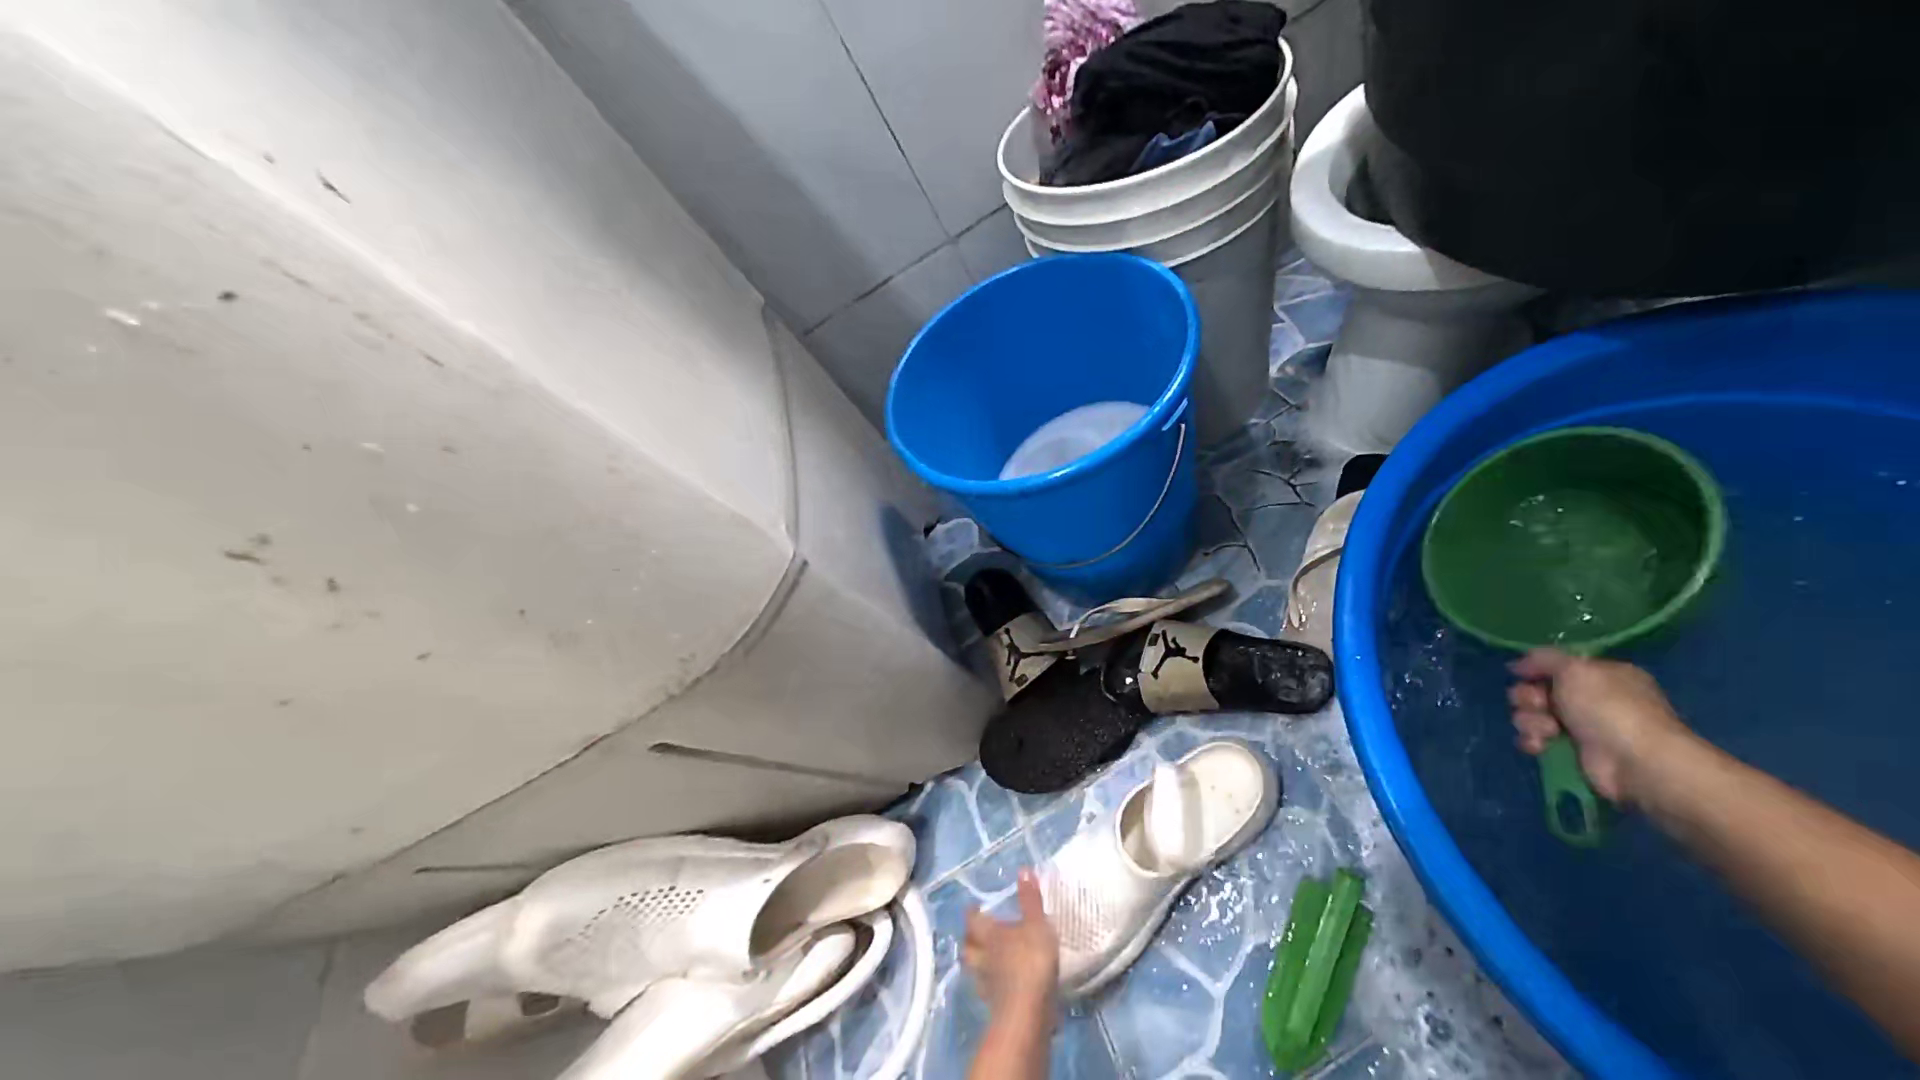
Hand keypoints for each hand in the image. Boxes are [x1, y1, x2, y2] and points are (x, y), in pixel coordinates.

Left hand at [963, 870, 1059, 1017]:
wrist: (1028, 1012)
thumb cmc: (1031, 960)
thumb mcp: (1036, 924)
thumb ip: (1030, 899)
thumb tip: (1023, 869)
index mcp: (988, 934)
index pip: (973, 919)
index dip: (972, 913)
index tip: (974, 907)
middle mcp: (982, 956)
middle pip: (968, 946)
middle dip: (970, 938)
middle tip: (976, 932)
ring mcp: (986, 983)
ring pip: (975, 969)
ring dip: (978, 962)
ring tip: (987, 958)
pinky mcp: (996, 1006)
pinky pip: (989, 990)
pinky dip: (992, 984)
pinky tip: (1002, 983)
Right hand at [1508, 649, 1693, 804]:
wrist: (1636, 762)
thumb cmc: (1608, 708)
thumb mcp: (1575, 669)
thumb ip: (1544, 659)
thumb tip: (1518, 664)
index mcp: (1602, 675)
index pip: (1556, 666)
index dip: (1535, 670)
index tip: (1521, 674)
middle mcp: (1592, 698)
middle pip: (1538, 690)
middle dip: (1528, 697)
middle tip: (1539, 705)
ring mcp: (1583, 726)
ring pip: (1532, 715)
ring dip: (1531, 721)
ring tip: (1548, 731)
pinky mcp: (1572, 751)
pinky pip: (1536, 738)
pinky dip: (1533, 740)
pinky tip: (1541, 745)